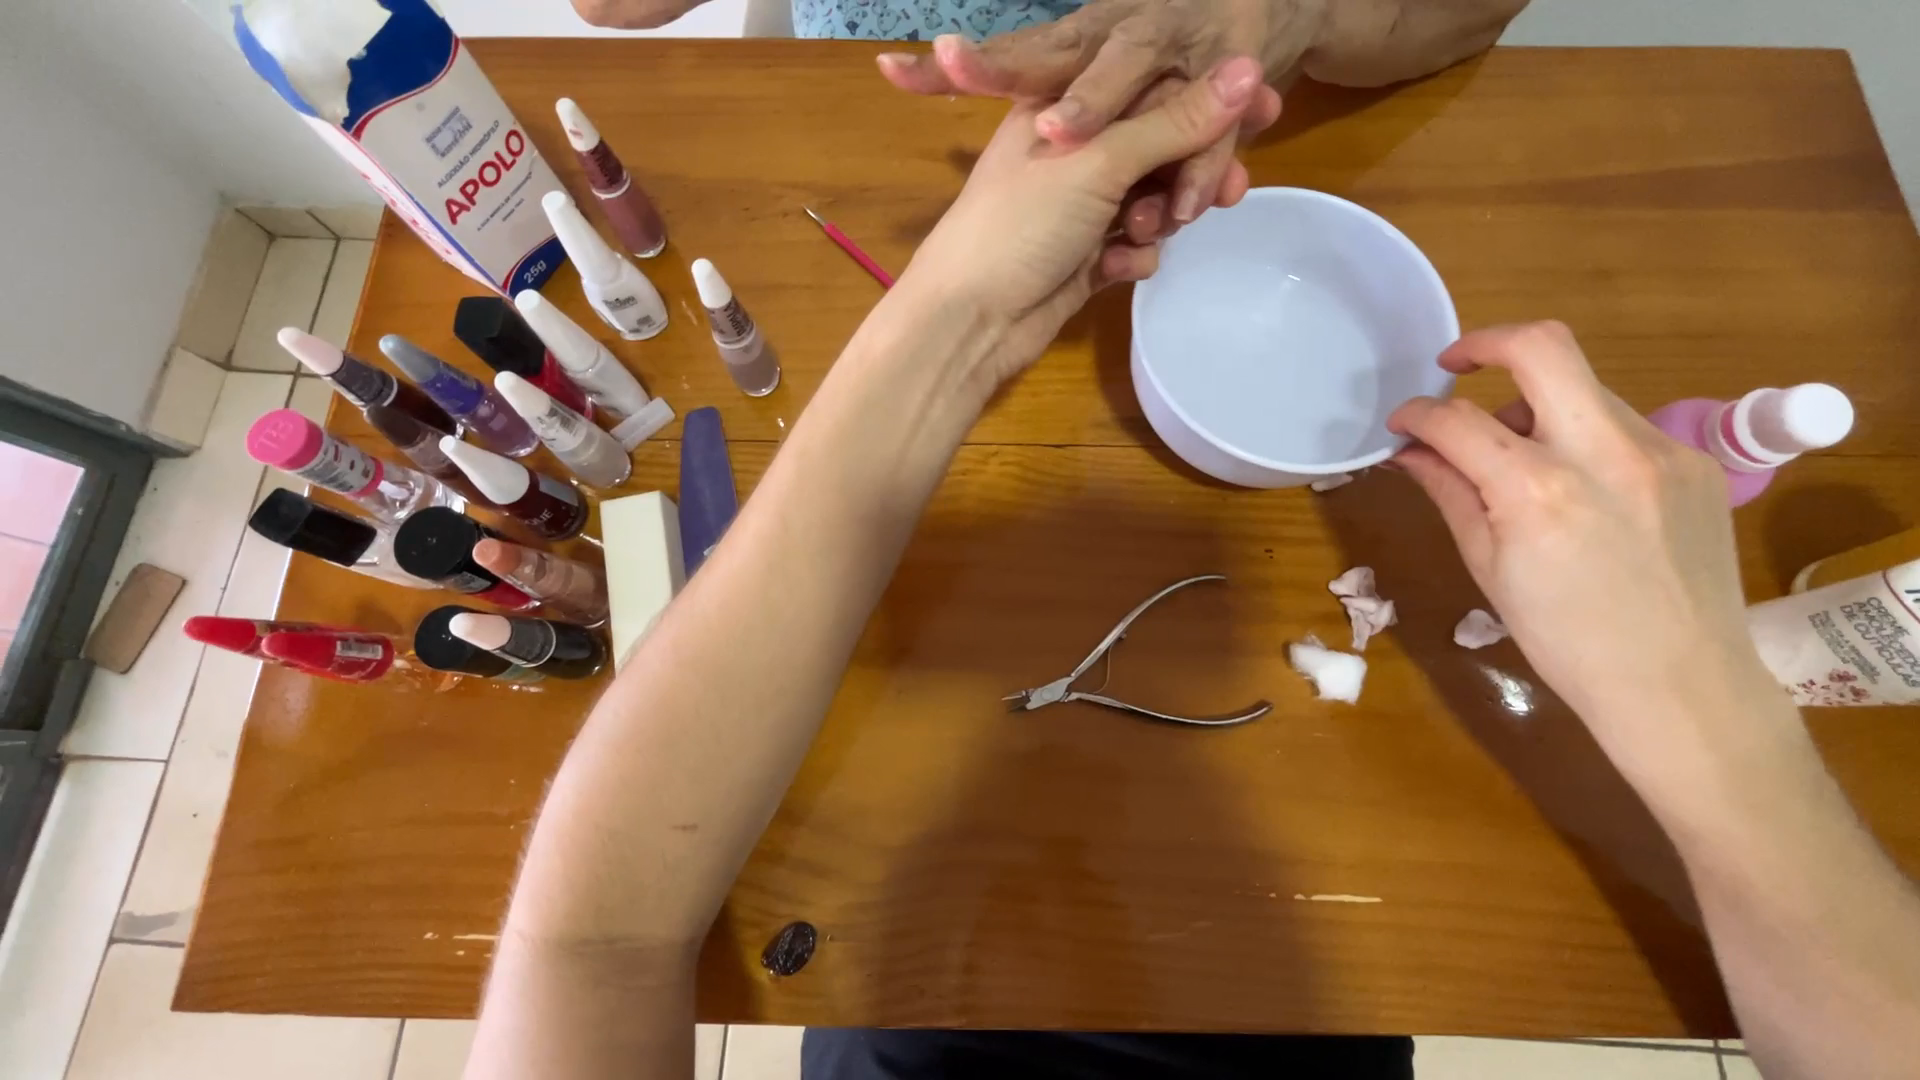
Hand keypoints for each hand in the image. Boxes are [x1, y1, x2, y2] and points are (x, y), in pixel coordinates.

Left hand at [894, 56, 1263, 383]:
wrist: (970, 322)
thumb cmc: (1021, 225)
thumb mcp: (1097, 162)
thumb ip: (1172, 122)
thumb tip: (1244, 69)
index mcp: (1063, 108)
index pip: (1149, 86)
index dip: (1205, 100)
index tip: (1260, 109)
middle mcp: (1072, 154)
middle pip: (1155, 147)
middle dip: (1191, 169)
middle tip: (1229, 189)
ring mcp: (1077, 210)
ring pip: (1148, 200)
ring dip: (1160, 216)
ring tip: (1153, 232)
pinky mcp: (1083, 260)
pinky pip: (1130, 246)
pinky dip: (1133, 255)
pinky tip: (1124, 266)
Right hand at [1386, 322, 1778, 765]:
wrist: (1678, 681)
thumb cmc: (1560, 637)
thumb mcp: (1486, 565)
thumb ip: (1449, 492)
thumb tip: (1411, 451)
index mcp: (1537, 490)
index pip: (1458, 421)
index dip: (1416, 414)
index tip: (1400, 422)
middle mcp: (1604, 452)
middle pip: (1544, 348)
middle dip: (1485, 343)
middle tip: (1453, 366)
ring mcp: (1661, 450)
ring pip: (1583, 387)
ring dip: (1534, 403)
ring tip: (1517, 456)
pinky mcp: (1694, 460)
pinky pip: (1619, 423)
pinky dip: (1578, 434)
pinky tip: (1573, 484)